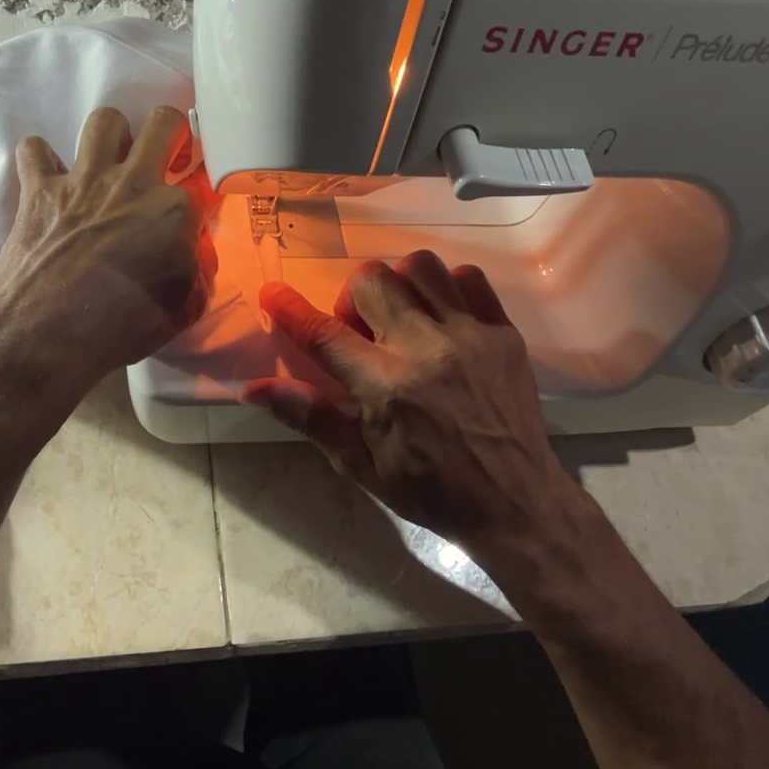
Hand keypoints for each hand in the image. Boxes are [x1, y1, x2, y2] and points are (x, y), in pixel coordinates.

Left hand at [0, 105, 217, 385]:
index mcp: (173, 210)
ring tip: (109, 161)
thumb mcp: (184, 309)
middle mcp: (132, 182)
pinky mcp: (39, 189)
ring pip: (104, 121)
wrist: (46, 334)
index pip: (201, 184)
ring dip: (111, 135)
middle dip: (170, 131)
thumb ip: (199, 271)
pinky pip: (33, 150)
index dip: (200, 196)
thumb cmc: (121, 329)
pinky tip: (48, 177)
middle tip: (163, 156)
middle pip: (162, 123)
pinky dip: (40, 159)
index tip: (193, 210)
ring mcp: (83, 181)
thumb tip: (196, 251)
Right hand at [240, 251, 593, 556]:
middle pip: (371, 281)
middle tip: (359, 334)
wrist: (515, 502)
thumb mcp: (360, 465)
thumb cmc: (429, 489)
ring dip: (396, 286)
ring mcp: (469, 335)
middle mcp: (426, 349)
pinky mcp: (503, 332)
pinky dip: (445, 288)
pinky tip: (440, 319)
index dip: (290, 310)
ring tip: (399, 320)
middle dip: (351, 300)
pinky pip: (468, 278)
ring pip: (419, 267)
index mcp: (386, 387)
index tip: (272, 293)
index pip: (323, 334)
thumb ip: (310, 418)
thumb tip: (253, 389)